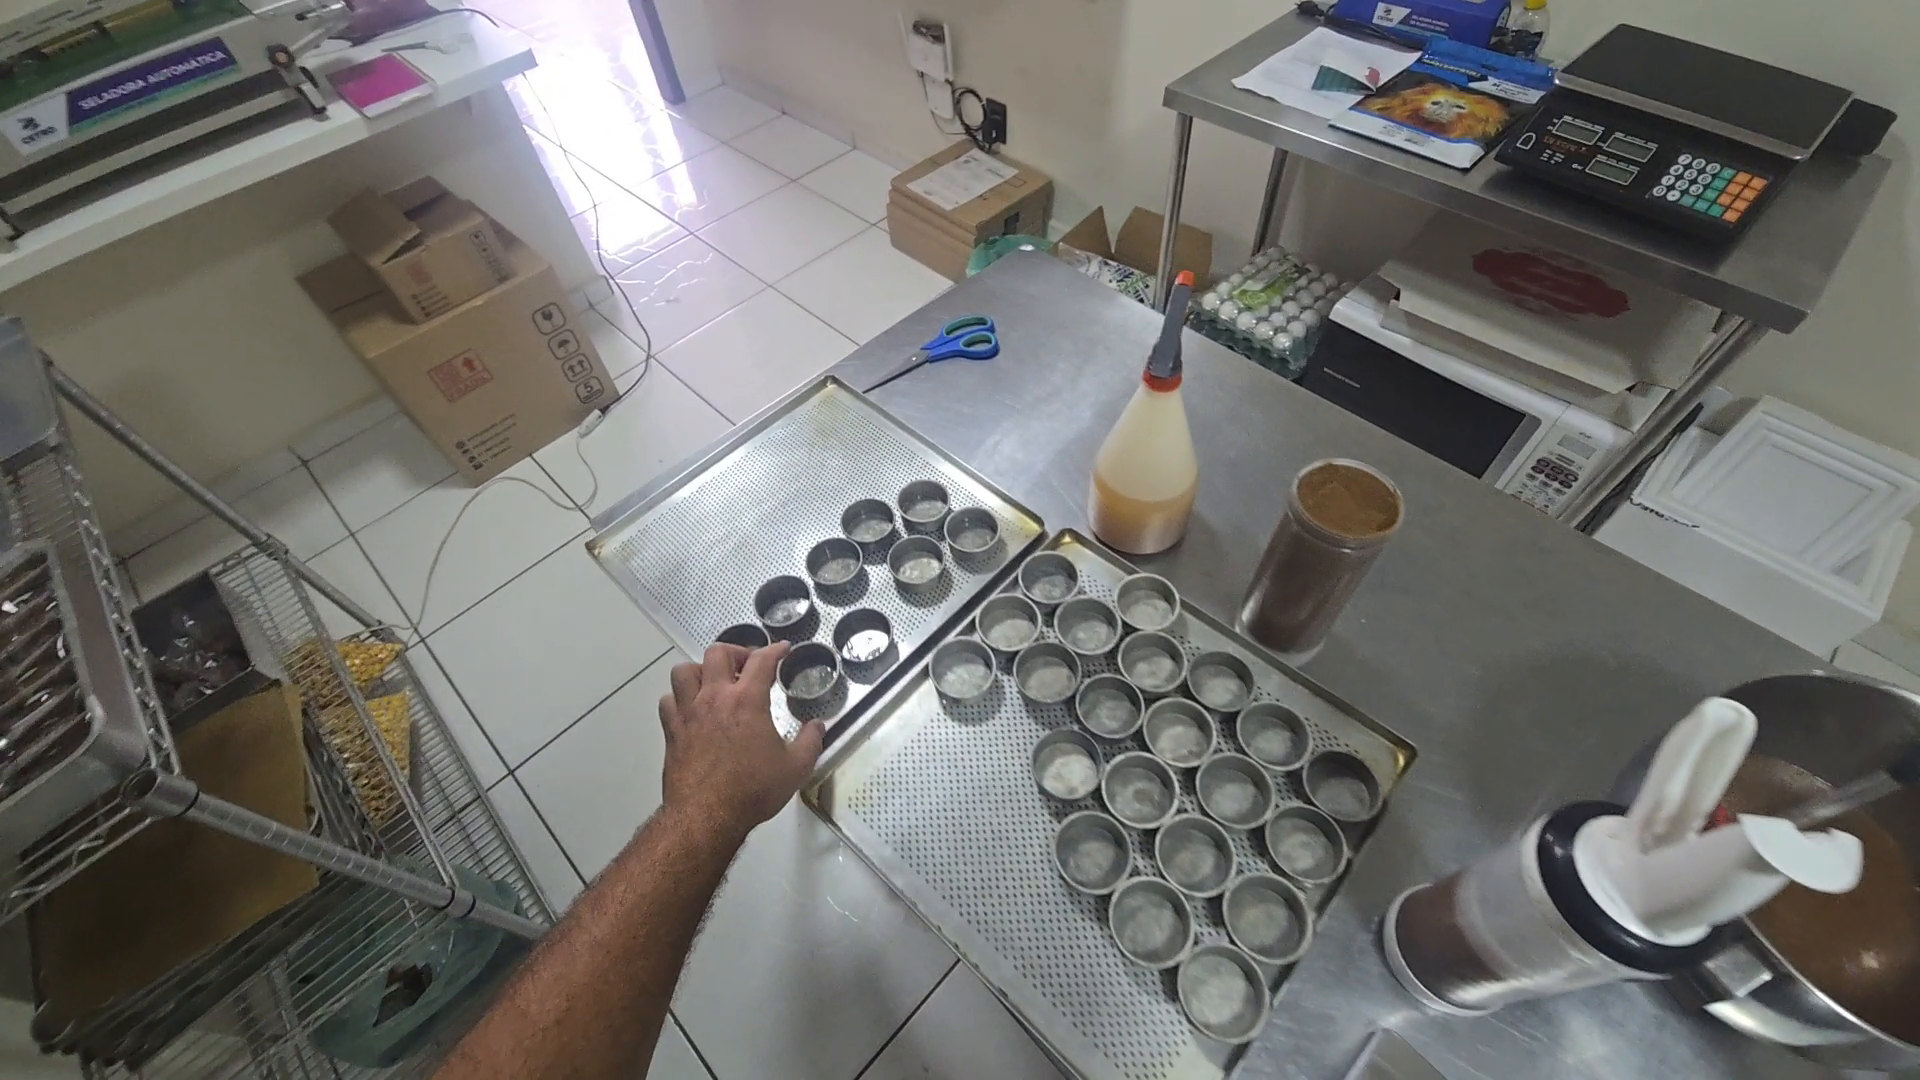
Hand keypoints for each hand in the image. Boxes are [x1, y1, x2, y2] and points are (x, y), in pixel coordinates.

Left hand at [659, 642, 823, 839]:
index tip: (783, 649)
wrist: (706, 817)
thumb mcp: (795, 767)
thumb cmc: (754, 790)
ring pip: (684, 671)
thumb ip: (811, 741)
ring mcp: (688, 713)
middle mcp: (715, 698)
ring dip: (701, 671)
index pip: (762, 660)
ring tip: (714, 683)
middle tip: (747, 667)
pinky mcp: (671, 731)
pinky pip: (668, 700)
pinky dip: (679, 698)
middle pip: (717, 653)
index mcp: (747, 700)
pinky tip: (691, 709)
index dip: (775, 650)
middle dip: (735, 652)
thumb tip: (818, 726)